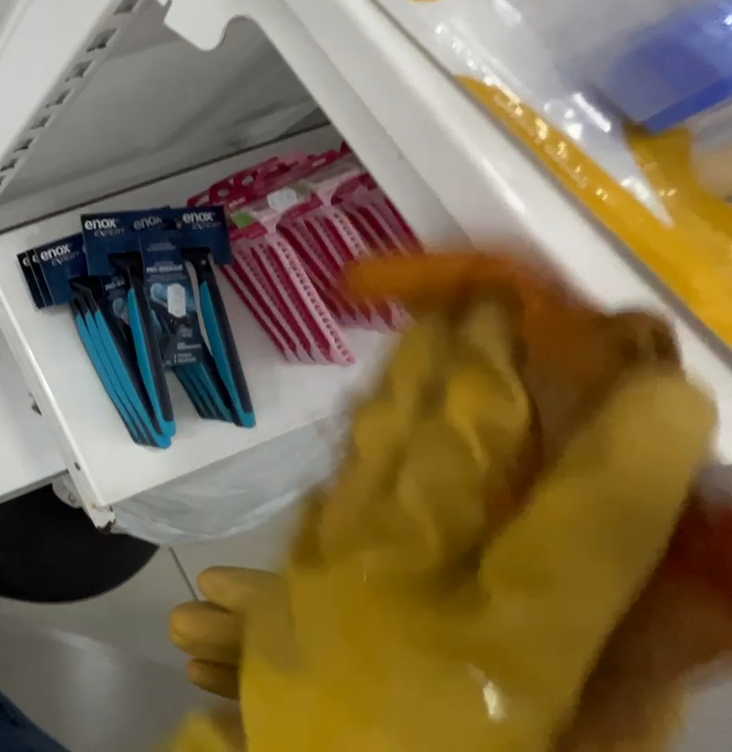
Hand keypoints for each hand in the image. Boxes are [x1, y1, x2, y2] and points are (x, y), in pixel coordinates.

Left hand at [165, 255, 717, 750]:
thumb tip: (677, 592)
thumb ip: (629, 678)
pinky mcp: (299, 559)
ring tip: (438, 317)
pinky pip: (340, 474)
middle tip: (502, 298)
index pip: (577, 535)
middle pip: (452, 457)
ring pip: (383, 448)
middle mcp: (403, 580)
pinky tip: (380, 392)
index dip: (629, 458)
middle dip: (487, 372)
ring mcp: (335, 560)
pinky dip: (369, 427)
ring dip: (418, 378)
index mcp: (498, 647)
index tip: (670, 382)